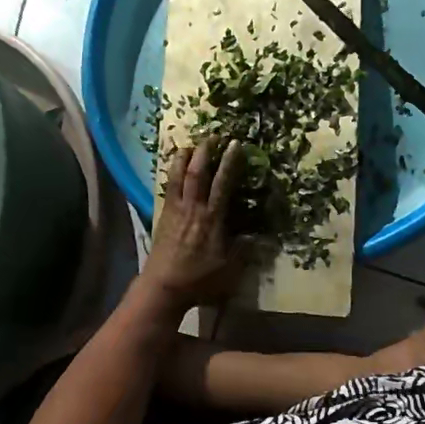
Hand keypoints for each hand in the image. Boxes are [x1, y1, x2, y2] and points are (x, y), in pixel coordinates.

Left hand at [138, 138, 246, 310]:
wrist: (163, 288)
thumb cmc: (199, 279)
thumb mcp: (229, 269)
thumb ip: (245, 250)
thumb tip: (262, 236)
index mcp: (212, 219)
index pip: (222, 184)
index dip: (229, 162)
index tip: (235, 144)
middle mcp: (193, 209)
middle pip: (197, 173)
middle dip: (205, 152)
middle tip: (212, 136)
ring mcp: (175, 211)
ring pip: (178, 177)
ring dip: (183, 159)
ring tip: (189, 144)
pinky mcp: (164, 217)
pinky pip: (168, 188)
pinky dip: (171, 174)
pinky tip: (174, 169)